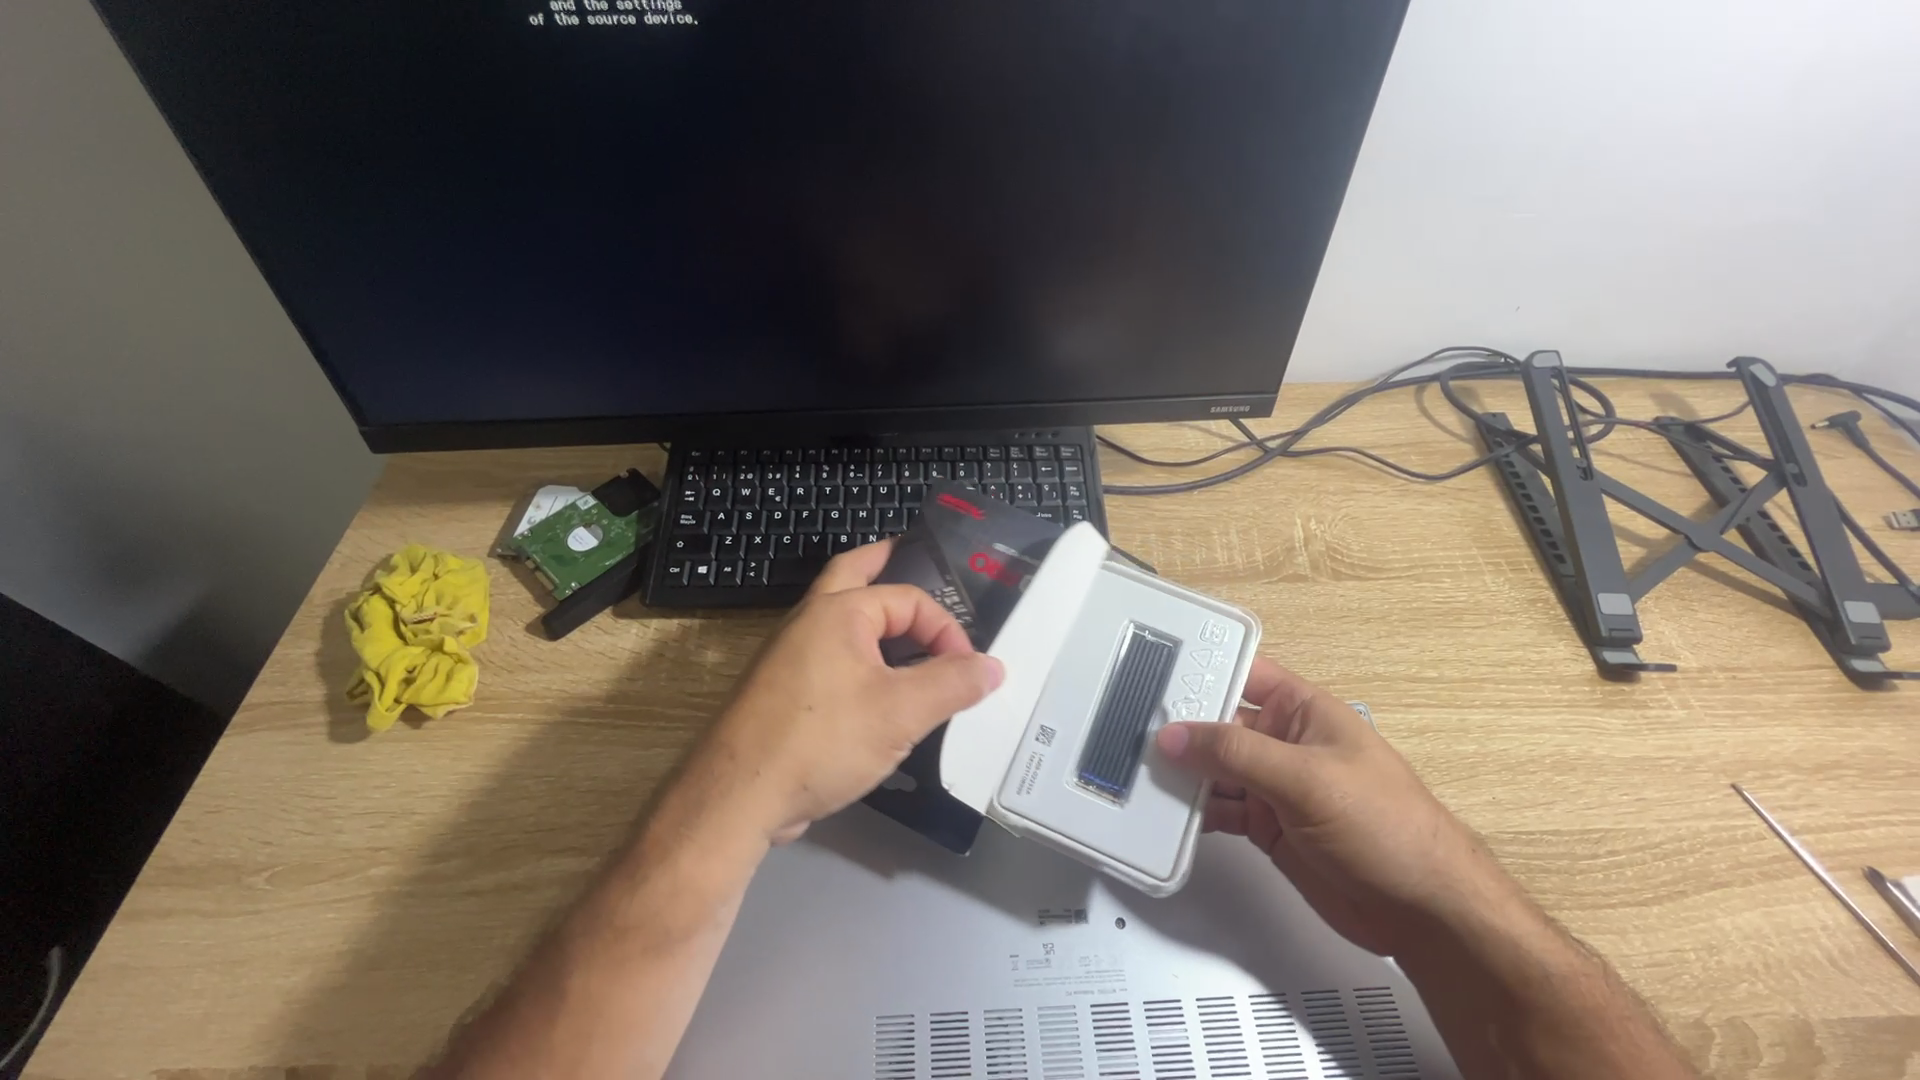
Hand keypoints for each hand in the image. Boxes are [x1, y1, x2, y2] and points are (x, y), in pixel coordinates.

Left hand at [687, 541, 1003, 844]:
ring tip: (900, 620)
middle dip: (881, 563)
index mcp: (837, 612)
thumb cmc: (819, 743)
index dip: (946, 628)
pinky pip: (827, 655)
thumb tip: (991, 667)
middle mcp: (807, 622)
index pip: (908, 600)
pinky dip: (855, 653)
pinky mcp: (781, 690)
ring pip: (837, 618)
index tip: (966, 669)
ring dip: (869, 612)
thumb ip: (952, 685)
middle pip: (851, 575)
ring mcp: (787, 655)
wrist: (738, 797)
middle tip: (903, 552)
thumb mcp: (901, 713)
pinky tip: (873, 683)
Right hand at [1155, 658, 1521, 955]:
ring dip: (1181, 773)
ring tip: (1136, 771)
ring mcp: (1273, 786)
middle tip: (1129, 729)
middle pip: (1219, 724)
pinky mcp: (1265, 825)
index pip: (1243, 674)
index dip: (1201, 671)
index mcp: (1303, 711)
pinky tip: (1165, 812)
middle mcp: (1283, 742)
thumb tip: (1173, 737)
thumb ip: (1235, 753)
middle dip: (1179, 728)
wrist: (1423, 913)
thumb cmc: (1386, 827)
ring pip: (1213, 769)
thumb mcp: (1307, 778)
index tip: (1151, 675)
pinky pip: (1218, 808)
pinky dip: (1193, 810)